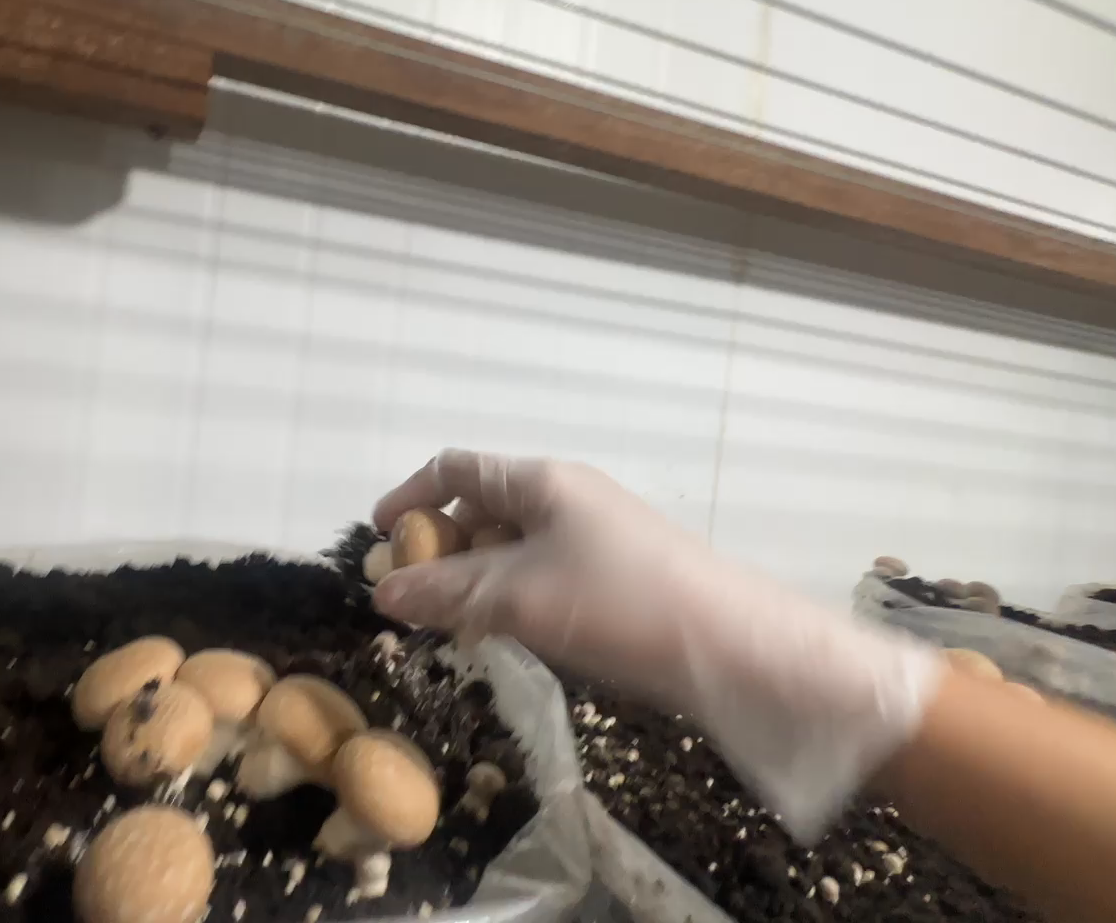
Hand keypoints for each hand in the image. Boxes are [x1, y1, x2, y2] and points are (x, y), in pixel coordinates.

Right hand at [371, 449, 942, 839]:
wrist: (739, 648)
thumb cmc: (620, 603)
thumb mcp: (520, 598)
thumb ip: (446, 593)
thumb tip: (380, 593)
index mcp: (539, 480)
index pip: (455, 467)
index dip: (409, 495)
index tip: (376, 535)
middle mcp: (562, 494)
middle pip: (479, 504)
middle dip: (438, 545)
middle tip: (411, 594)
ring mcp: (590, 532)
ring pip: (509, 543)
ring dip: (472, 575)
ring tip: (451, 622)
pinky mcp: (609, 570)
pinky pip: (538, 569)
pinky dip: (507, 592)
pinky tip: (502, 630)